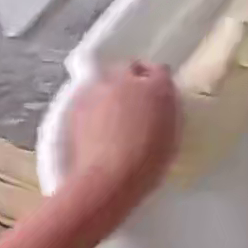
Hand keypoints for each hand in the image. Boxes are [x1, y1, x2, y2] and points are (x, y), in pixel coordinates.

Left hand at [63, 62, 179, 216]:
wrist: (109, 178)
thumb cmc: (147, 165)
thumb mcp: (170, 136)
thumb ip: (163, 113)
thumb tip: (153, 109)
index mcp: (160, 88)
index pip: (158, 71)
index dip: (152, 83)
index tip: (149, 96)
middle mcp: (128, 81)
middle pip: (127, 70)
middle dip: (128, 82)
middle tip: (127, 104)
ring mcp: (99, 90)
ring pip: (103, 81)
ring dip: (106, 92)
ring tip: (107, 116)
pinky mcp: (77, 104)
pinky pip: (85, 97)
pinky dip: (89, 106)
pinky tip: (91, 125)